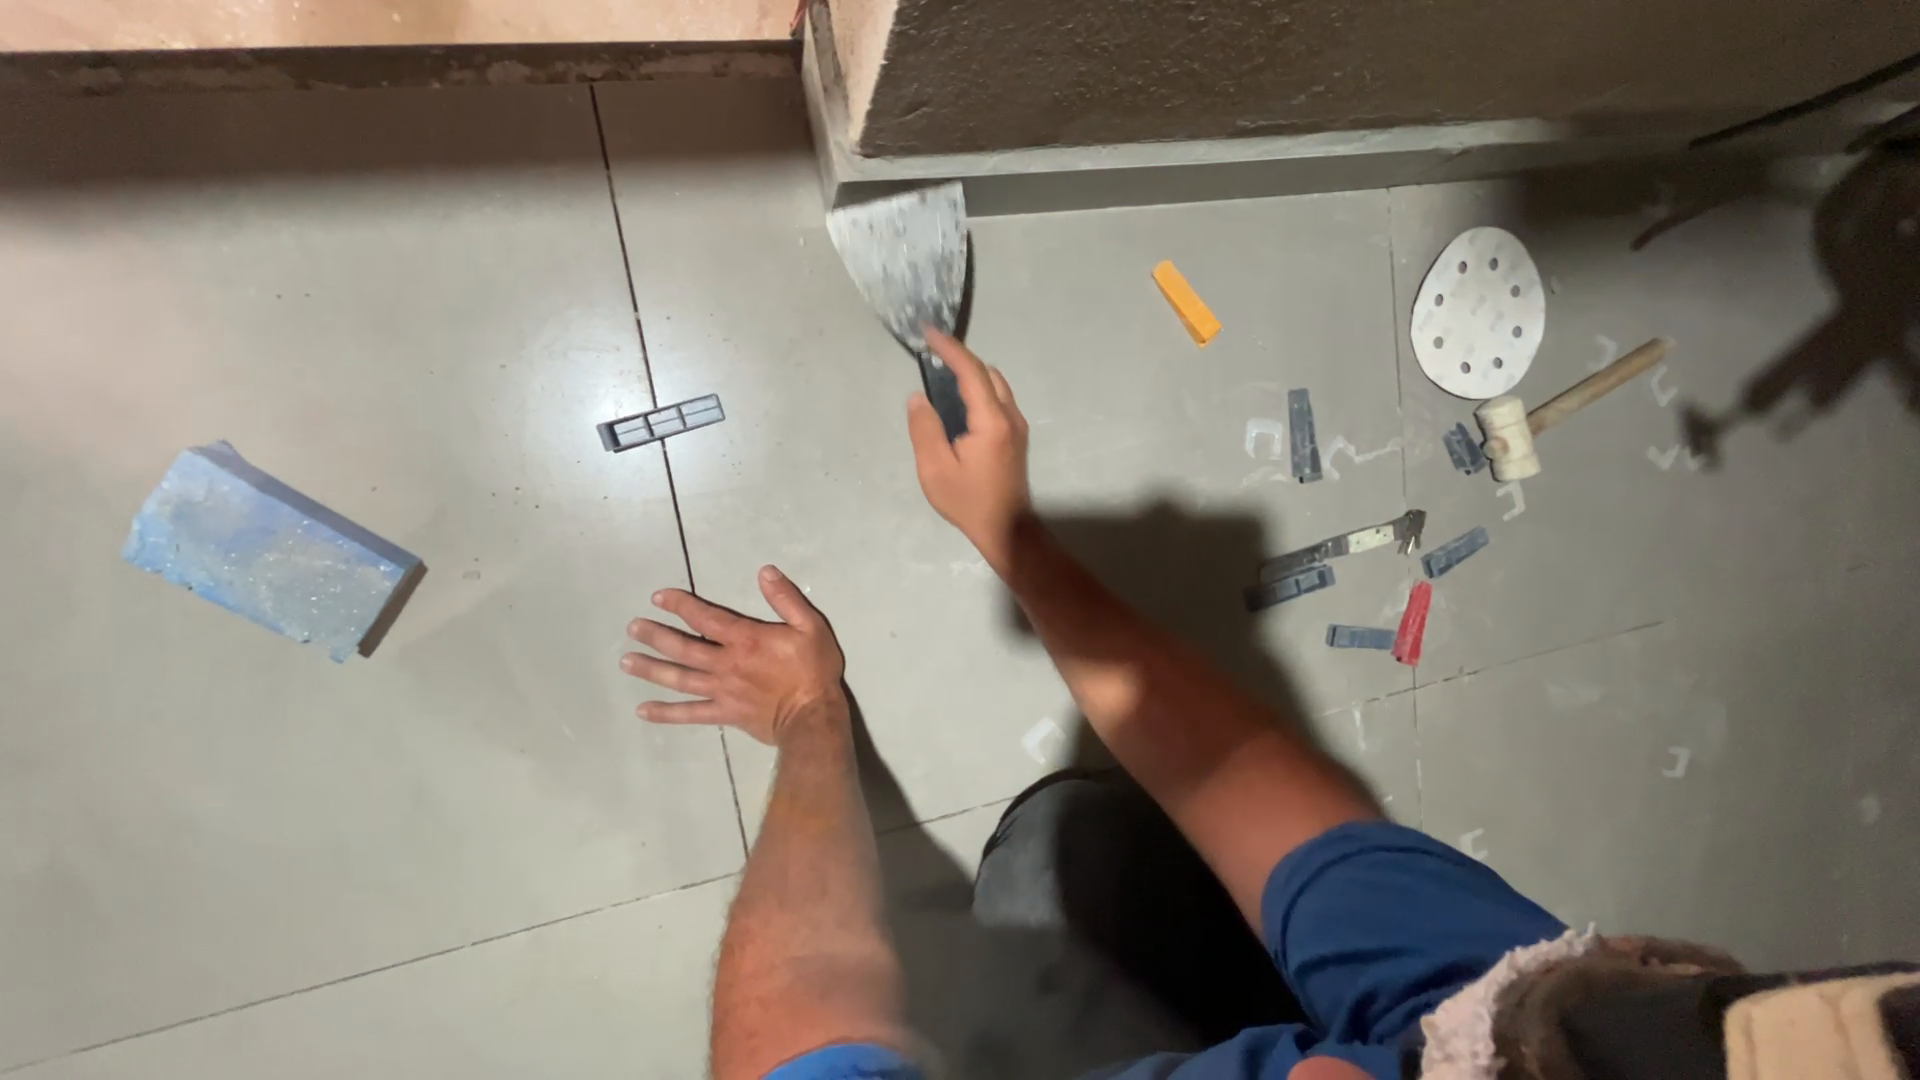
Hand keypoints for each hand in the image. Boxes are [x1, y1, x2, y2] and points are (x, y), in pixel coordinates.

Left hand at [621, 565, 846, 744]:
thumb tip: (765, 572)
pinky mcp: (723, 714)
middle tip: (632, 628)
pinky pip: (690, 714)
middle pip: (683, 648)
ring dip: (651, 670)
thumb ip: (786, 599)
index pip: (706, 618)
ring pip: (679, 679)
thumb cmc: (813, 670)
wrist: (813, 717)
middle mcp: (725, 664)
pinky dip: (666, 713)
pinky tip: (643, 710)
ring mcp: (721, 691)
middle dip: (656, 636)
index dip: (681, 606)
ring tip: (626, 662)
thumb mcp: (810, 627)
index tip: (658, 598)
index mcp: (745, 640)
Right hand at [906, 327, 1031, 567]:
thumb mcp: (935, 469)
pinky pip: (999, 399)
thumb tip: (918, 397)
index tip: (929, 333)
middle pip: (987, 373)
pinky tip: (961, 401)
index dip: (950, 349)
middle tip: (933, 354)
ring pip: (996, 385)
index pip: (971, 371)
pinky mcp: (1017, 437)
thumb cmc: (969, 502)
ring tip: (943, 375)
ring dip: (972, 374)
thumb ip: (925, 429)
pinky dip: (980, 389)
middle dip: (960, 358)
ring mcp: (1018, 426)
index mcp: (991, 421)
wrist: (1007, 529)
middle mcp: (1010, 416)